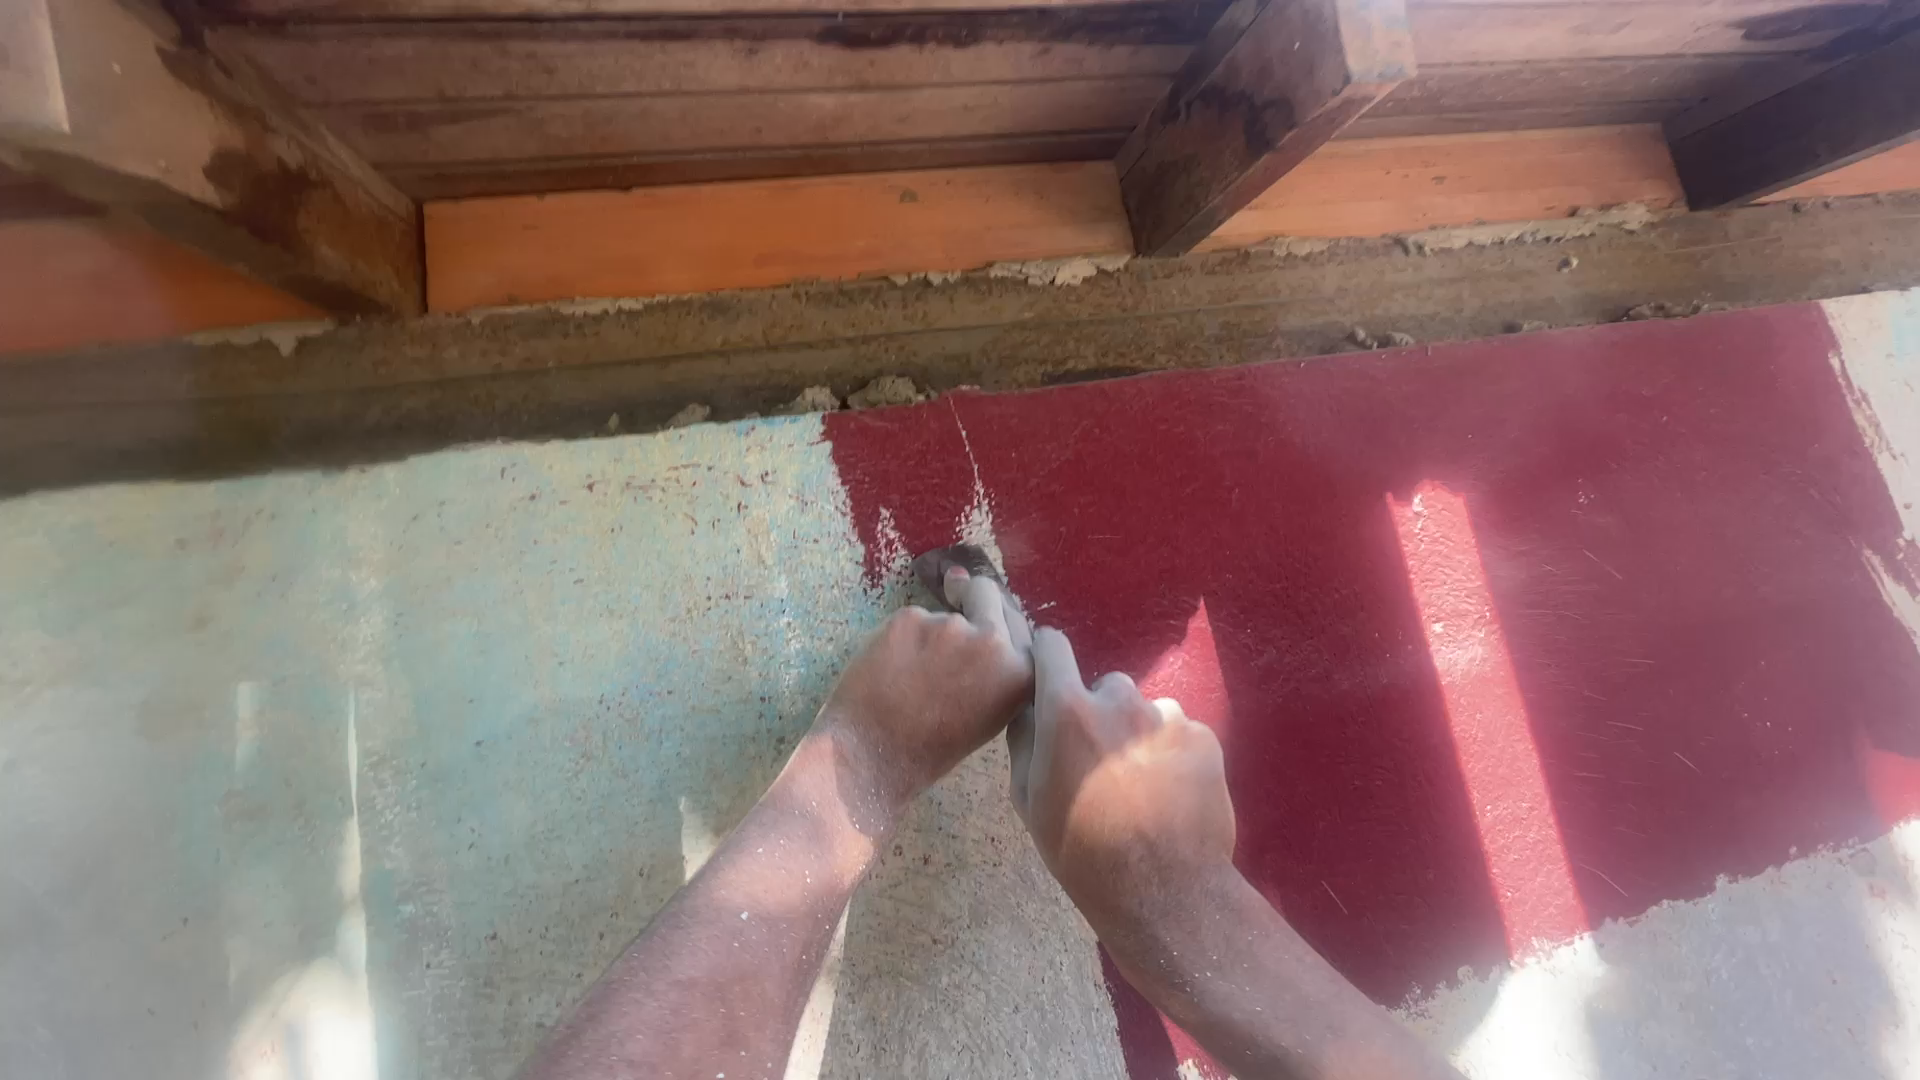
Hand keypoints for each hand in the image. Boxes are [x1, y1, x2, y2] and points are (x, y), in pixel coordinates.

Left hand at [812, 567, 1032, 822]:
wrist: (871, 757)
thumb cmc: (930, 750)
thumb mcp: (988, 716)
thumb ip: (999, 673)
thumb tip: (991, 626)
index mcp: (1021, 674)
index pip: (1019, 626)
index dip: (1000, 621)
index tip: (985, 622)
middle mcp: (993, 642)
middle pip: (988, 593)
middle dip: (973, 596)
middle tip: (954, 601)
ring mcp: (950, 626)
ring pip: (944, 614)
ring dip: (934, 631)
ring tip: (912, 672)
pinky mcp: (910, 617)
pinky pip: (912, 619)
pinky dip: (903, 636)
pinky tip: (890, 667)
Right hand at [1013, 627, 1237, 937]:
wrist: (1163, 894)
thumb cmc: (1080, 850)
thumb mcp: (1028, 799)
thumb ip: (1024, 739)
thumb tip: (1028, 706)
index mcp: (1068, 710)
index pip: (1052, 645)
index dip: (1047, 656)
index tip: (1049, 676)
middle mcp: (1119, 699)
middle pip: (1104, 686)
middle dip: (1099, 711)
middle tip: (1101, 759)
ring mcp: (1167, 716)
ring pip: (1144, 710)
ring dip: (1137, 732)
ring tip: (1141, 783)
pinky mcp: (1203, 736)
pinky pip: (1178, 731)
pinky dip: (1171, 751)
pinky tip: (1171, 791)